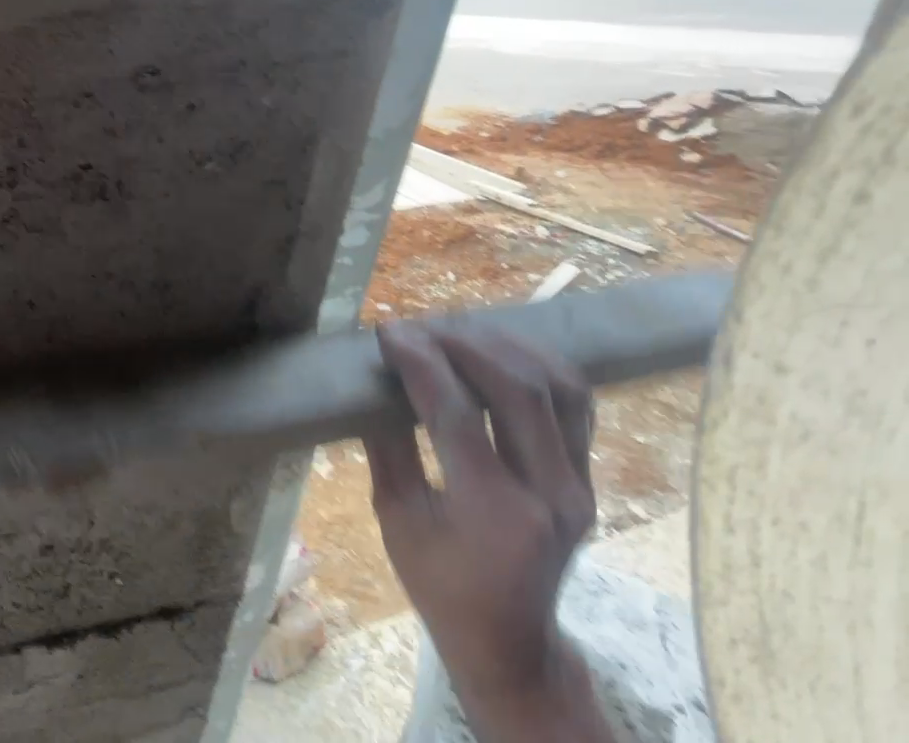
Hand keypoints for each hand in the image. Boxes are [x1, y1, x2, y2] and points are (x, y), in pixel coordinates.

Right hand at [366, 322, 611, 741]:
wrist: (508, 636)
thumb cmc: (437, 581)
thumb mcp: (395, 517)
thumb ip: (389, 447)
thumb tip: (374, 385)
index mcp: (492, 510)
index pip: (457, 412)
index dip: (421, 364)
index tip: (389, 333)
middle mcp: (549, 492)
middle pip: (519, 391)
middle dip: (464, 345)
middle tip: (420, 327)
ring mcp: (579, 485)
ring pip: (561, 389)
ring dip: (508, 348)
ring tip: (459, 329)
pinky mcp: (589, 478)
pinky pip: (577, 405)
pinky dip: (539, 367)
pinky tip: (501, 351)